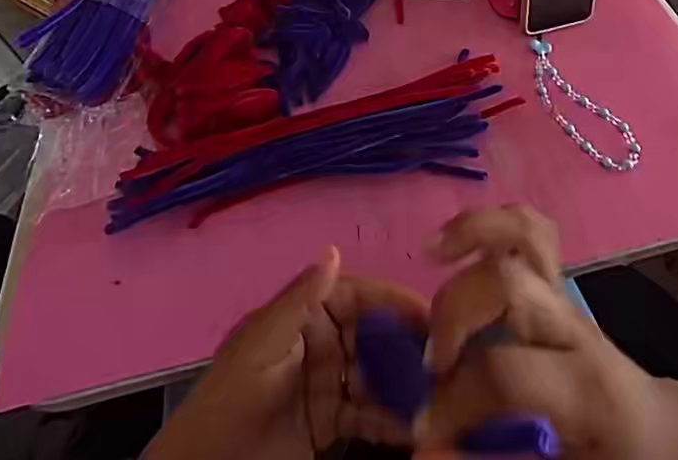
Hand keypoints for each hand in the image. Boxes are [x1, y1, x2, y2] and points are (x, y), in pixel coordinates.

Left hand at [143, 247, 428, 459]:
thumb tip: (334, 250)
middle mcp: (320, 343)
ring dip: (405, 382)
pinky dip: (392, 420)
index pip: (356, 296)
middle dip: (406, 344)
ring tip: (441, 393)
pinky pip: (368, 414)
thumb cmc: (230, 403)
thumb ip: (299, 301)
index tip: (429, 313)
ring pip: (376, 374)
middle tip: (448, 357)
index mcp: (302, 315)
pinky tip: (418, 427)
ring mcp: (326, 383)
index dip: (391, 301)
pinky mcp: (329, 423)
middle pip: (373, 335)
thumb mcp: (261, 347)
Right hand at [412, 207, 677, 459]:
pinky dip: (490, 226)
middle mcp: (575, 326)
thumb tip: (427, 448)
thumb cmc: (618, 456)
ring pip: (527, 233)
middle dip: (455, 313)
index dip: (454, 400)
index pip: (506, 371)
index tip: (426, 430)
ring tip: (434, 251)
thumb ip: (497, 459)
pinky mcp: (555, 284)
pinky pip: (530, 232)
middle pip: (509, 282)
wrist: (659, 433)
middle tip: (433, 362)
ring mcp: (567, 296)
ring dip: (474, 233)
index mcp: (587, 387)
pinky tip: (455, 241)